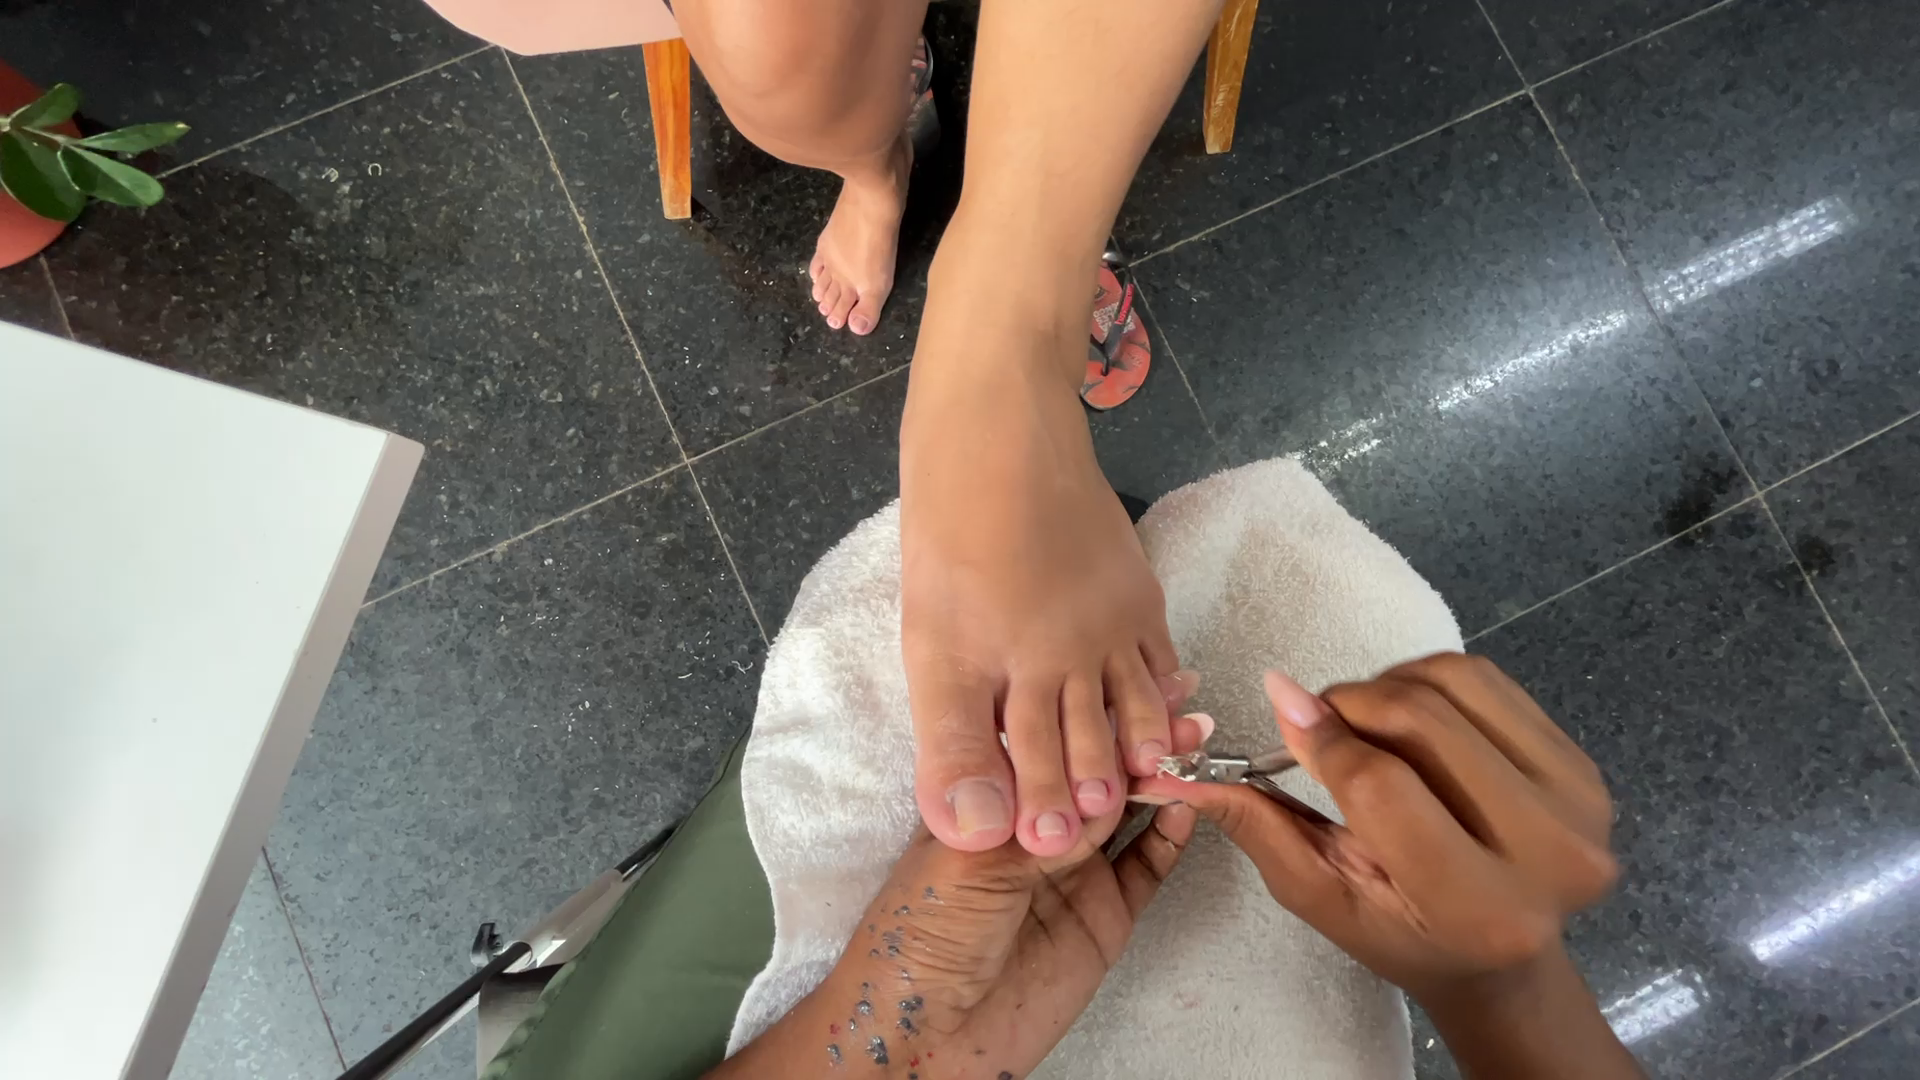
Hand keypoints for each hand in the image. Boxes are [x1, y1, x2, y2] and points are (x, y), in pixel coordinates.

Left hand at [714, 713, 1210, 1079]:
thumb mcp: (976, 862)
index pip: (1055, 744)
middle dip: (1140, 738)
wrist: (931, 1038)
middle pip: (1099, 772)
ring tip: (1196, 743)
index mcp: (1000, 800)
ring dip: (1163, 779)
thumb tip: (1097, 778)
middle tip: (1184, 707)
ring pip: (1129, 813)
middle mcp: (1041, 825)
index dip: (1094, 716)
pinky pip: (1146, 869)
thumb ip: (1041, 821)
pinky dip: (1170, 838)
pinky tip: (1189, 809)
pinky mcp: (1103, 914)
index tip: (1133, 683)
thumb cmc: (925, 933)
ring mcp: (1075, 868)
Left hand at [900, 254, 1181, 858]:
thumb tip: (977, 833)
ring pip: (1135, 696)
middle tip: (1101, 824)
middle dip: (1094, 782)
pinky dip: (1164, 679)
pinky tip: (1172, 689)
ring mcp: (1119, 615)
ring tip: (1149, 772)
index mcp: (1032, 677)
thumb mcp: (933, 643)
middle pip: (1095, 734)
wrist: (1002, 430)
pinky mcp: (1133, 578)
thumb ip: (956, 738)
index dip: (1045, 807)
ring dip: (1140, 739)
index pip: (1043, 762)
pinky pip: (1157, 646)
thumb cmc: (952, 534)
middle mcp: (1088, 656)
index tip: (1051, 848)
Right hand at [1139, 653, 1616, 1004]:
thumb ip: (1256, 826)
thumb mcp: (1315, 893)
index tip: (1278, 703)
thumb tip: (1196, 764)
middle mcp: (1549, 852)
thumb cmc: (1399, 931)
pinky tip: (1413, 719)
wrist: (1505, 950)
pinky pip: (1484, 678)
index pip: (1379, 784)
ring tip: (1368, 724)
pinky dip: (1427, 678)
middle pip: (1419, 718)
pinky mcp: (1587, 765)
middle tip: (1321, 720)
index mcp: (1475, 903)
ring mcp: (1580, 804)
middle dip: (1349, 703)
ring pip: (1451, 682)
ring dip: (1387, 685)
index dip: (1318, 734)